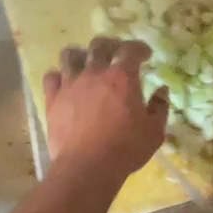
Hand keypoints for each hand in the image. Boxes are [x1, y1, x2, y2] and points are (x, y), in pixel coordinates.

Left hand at [44, 37, 167, 189]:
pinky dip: (58, 76)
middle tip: (116, 54)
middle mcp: (94, 73)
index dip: (139, 48)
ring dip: (80, 55)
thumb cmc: (126, 149)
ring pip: (70, 55)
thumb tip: (162, 90)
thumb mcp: (154, 132)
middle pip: (99, 45)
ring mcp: (70, 84)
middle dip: (110, 45)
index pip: (131, 50)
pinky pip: (51, 77)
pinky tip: (64, 82)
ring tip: (85, 62)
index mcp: (122, 77)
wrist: (87, 167)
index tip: (145, 55)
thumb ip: (160, 107)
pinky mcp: (53, 100)